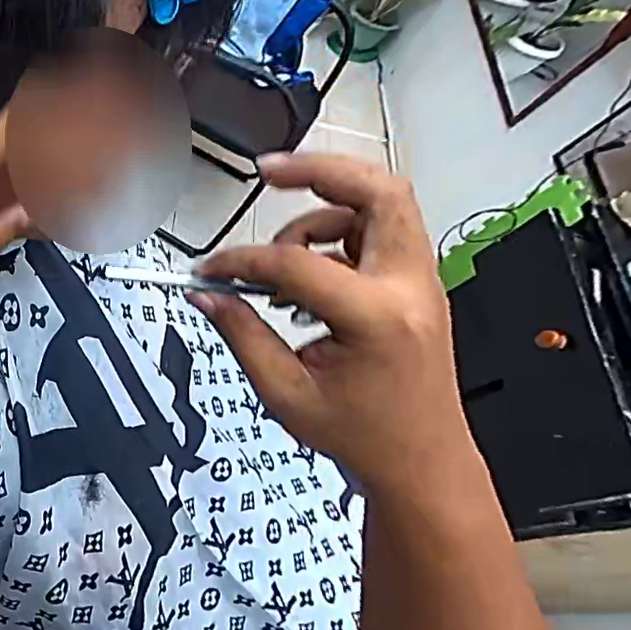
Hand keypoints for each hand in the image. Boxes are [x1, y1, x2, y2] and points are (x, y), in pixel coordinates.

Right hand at [192, 154, 473, 493]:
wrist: (422, 460)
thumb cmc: (363, 435)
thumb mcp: (284, 392)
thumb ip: (242, 335)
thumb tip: (208, 296)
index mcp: (377, 319)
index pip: (295, 264)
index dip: (240, 262)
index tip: (209, 272)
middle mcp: (410, 288)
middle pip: (379, 191)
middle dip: (319, 170)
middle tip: (268, 170)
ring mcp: (419, 282)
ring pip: (382, 204)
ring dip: (325, 210)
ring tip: (282, 254)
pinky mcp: (414, 285)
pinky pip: (379, 232)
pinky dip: (338, 232)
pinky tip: (305, 269)